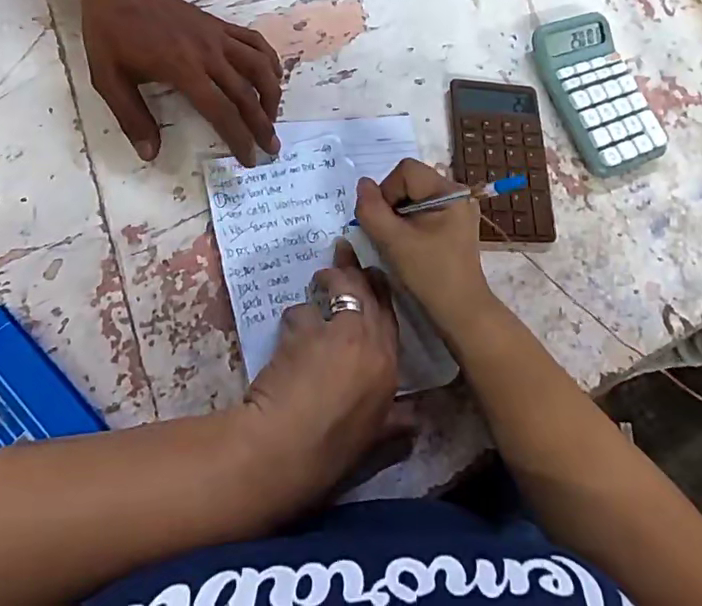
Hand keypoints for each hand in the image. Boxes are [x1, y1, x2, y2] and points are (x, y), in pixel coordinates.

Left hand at [77, 0, 281, 163]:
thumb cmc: (112, 35)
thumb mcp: (108, 80)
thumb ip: (132, 118)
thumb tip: (150, 153)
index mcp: (183, 70)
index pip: (221, 111)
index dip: (238, 138)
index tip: (248, 158)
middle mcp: (209, 54)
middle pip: (247, 93)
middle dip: (263, 124)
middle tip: (272, 148)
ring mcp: (218, 37)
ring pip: (259, 66)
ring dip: (272, 93)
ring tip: (273, 115)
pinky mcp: (220, 26)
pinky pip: (255, 42)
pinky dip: (269, 60)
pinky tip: (271, 76)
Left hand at [242, 242, 404, 494]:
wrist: (284, 448)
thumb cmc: (330, 451)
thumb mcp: (373, 439)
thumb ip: (395, 423)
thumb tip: (416, 419)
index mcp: (389, 367)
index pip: (390, 316)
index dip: (381, 292)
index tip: (374, 275)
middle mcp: (369, 342)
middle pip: (366, 292)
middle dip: (355, 270)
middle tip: (344, 250)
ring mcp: (337, 331)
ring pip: (337, 291)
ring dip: (326, 282)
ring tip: (319, 276)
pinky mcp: (304, 329)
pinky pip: (302, 311)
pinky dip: (296, 317)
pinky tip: (289, 326)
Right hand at [353, 159, 498, 333]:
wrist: (460, 311)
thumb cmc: (429, 274)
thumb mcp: (393, 241)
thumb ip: (371, 209)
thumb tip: (362, 185)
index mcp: (449, 191)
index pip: (405, 170)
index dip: (387, 191)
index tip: (384, 222)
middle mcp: (457, 193)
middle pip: (410, 180)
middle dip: (392, 203)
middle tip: (388, 233)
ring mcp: (458, 208)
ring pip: (414, 196)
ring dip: (398, 214)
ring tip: (397, 240)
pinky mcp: (454, 223)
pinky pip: (423, 209)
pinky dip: (410, 221)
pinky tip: (409, 243)